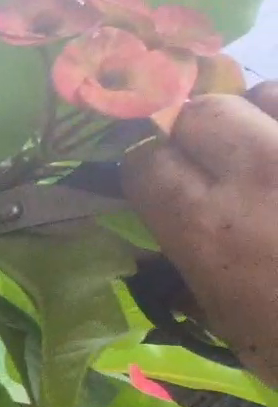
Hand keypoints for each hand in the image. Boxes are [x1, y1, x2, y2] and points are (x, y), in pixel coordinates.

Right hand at [123, 83, 277, 387]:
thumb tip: (175, 221)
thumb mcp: (226, 313)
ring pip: (274, 93)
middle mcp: (262, 171)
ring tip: (274, 155)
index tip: (160, 182)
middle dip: (202, 130)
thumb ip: (193, 254)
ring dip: (266, 115)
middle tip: (218, 160)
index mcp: (206, 220)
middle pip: (204, 111)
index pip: (142, 158)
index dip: (149, 167)